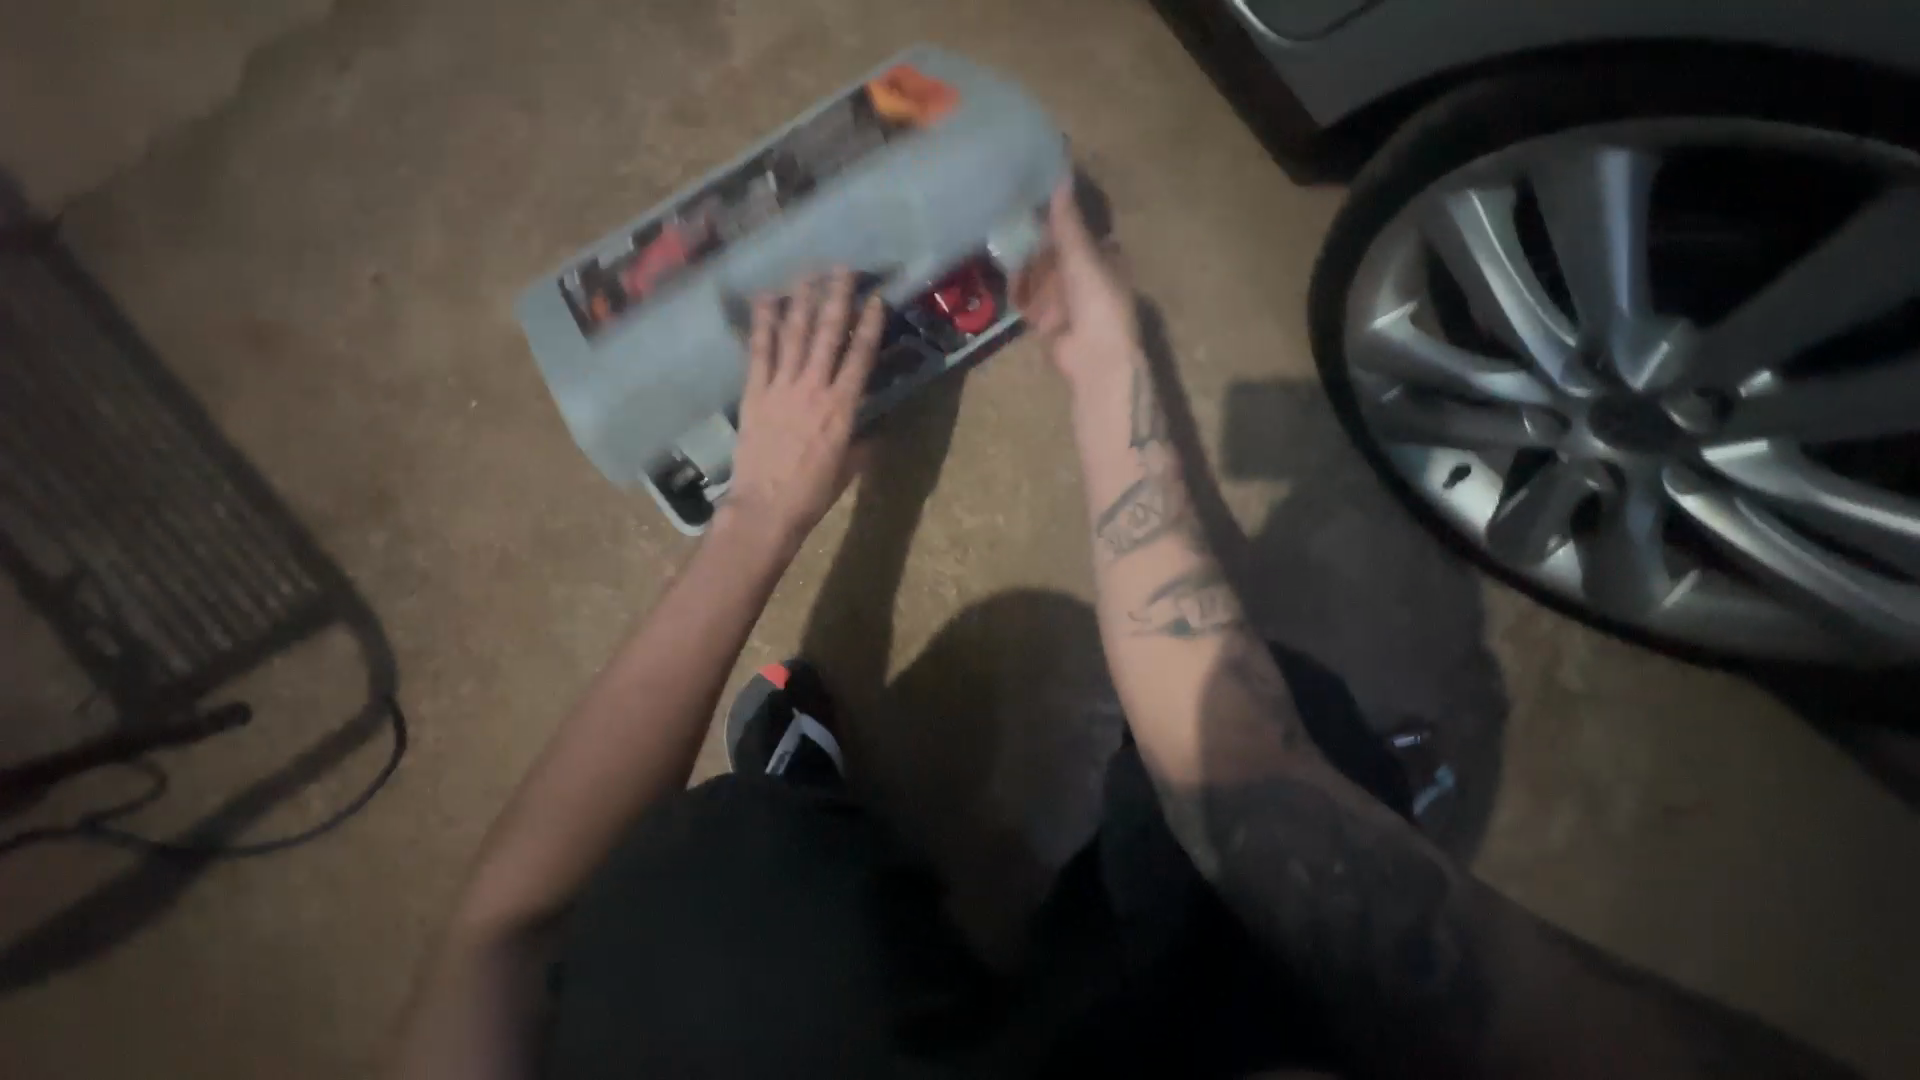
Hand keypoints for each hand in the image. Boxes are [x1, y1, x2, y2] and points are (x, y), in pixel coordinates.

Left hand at [723, 269, 884, 549]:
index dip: (869, 325)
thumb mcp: (848, 468)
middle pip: (828, 335)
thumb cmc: (813, 494)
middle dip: (836, 298)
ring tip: (808, 274)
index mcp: (842, 408)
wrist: (767, 508)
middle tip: (842, 269)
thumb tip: (872, 433)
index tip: (875, 299)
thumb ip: (861, 444)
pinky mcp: (754, 393)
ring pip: (795, 335)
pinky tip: (766, 300)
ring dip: (802, 301)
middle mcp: (814, 388)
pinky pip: (760, 352)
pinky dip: (763, 324)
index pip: (860, 357)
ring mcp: (781, 387)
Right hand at [1016, 180, 1141, 391]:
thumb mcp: (1082, 255)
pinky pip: (1029, 300)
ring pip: (1039, 275)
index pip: (1078, 230)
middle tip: (1009, 219)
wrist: (1092, 356)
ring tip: (1002, 246)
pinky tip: (1008, 281)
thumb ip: (1068, 222)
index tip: (1033, 198)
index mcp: (1104, 257)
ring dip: (1024, 266)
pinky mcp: (1048, 320)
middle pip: (1054, 252)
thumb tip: (1060, 177)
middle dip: (1035, 242)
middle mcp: (1085, 276)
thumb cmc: (1097, 301)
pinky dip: (1019, 292)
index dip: (1058, 216)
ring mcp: (1065, 300)